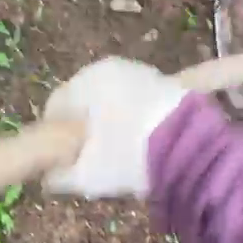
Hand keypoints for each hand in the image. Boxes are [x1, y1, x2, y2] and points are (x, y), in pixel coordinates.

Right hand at [42, 57, 189, 197]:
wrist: (190, 146)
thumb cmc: (127, 154)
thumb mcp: (85, 175)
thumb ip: (59, 175)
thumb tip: (52, 174)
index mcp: (85, 79)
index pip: (55, 106)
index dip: (53, 137)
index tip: (62, 163)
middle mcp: (111, 67)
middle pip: (86, 102)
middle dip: (85, 131)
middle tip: (91, 162)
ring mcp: (142, 72)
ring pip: (113, 102)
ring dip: (111, 125)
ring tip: (121, 157)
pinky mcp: (168, 83)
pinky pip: (139, 104)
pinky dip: (135, 121)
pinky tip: (142, 144)